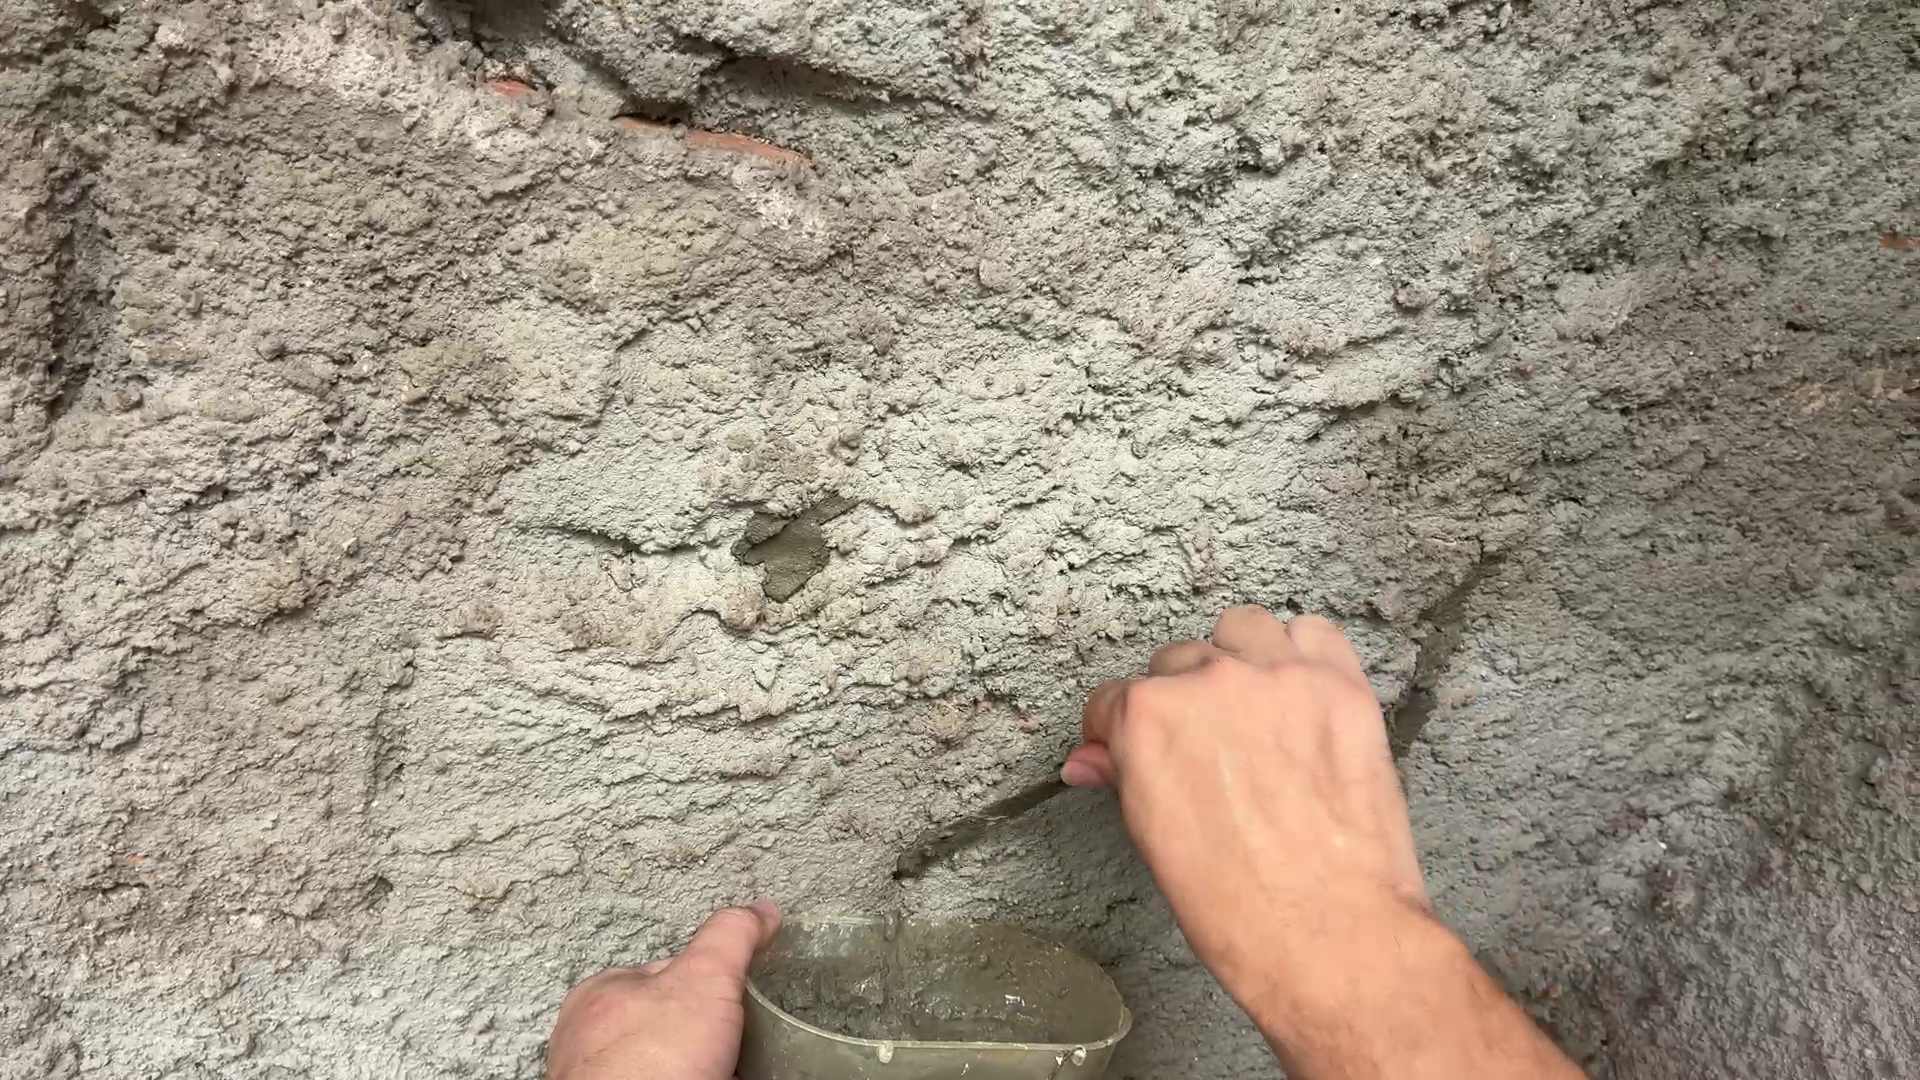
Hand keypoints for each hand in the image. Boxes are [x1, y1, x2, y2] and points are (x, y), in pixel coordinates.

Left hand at [546, 902, 780, 1079]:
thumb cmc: (650, 1065)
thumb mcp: (706, 975)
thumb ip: (732, 935)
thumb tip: (762, 910)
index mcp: (598, 997)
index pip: (670, 969)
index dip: (712, 980)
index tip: (737, 998)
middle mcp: (590, 1047)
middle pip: (674, 1024)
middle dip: (709, 1034)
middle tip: (736, 1045)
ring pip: (672, 1067)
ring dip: (708, 1067)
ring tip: (735, 1070)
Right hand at [1065, 606, 1424, 993]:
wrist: (1329, 935)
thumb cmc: (1234, 901)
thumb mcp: (1150, 832)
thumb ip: (1119, 772)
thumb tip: (1087, 758)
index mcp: (1147, 716)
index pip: (1112, 697)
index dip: (1116, 728)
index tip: (1129, 745)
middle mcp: (1206, 682)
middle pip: (1174, 661)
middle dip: (1181, 699)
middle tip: (1205, 743)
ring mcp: (1275, 678)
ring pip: (1239, 628)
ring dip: (1237, 658)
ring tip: (1251, 703)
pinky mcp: (1336, 686)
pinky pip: (1313, 633)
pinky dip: (1302, 653)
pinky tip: (1298, 691)